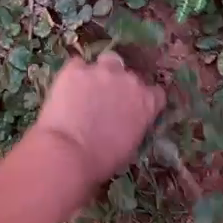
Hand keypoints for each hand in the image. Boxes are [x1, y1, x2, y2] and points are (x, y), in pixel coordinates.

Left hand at [29, 52, 165, 185]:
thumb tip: (128, 122)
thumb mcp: (130, 146)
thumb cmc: (102, 160)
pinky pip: (77, 66)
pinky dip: (74, 77)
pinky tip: (67, 92)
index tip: (134, 109)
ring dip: (101, 73)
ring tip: (87, 91)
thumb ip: (134, 125)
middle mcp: (129, 80)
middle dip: (121, 87)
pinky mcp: (75, 69)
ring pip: (107, 62)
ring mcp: (102, 71)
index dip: (144, 99)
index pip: (155, 93)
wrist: (68, 153)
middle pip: (130, 75)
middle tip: (106, 103)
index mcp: (147, 102)